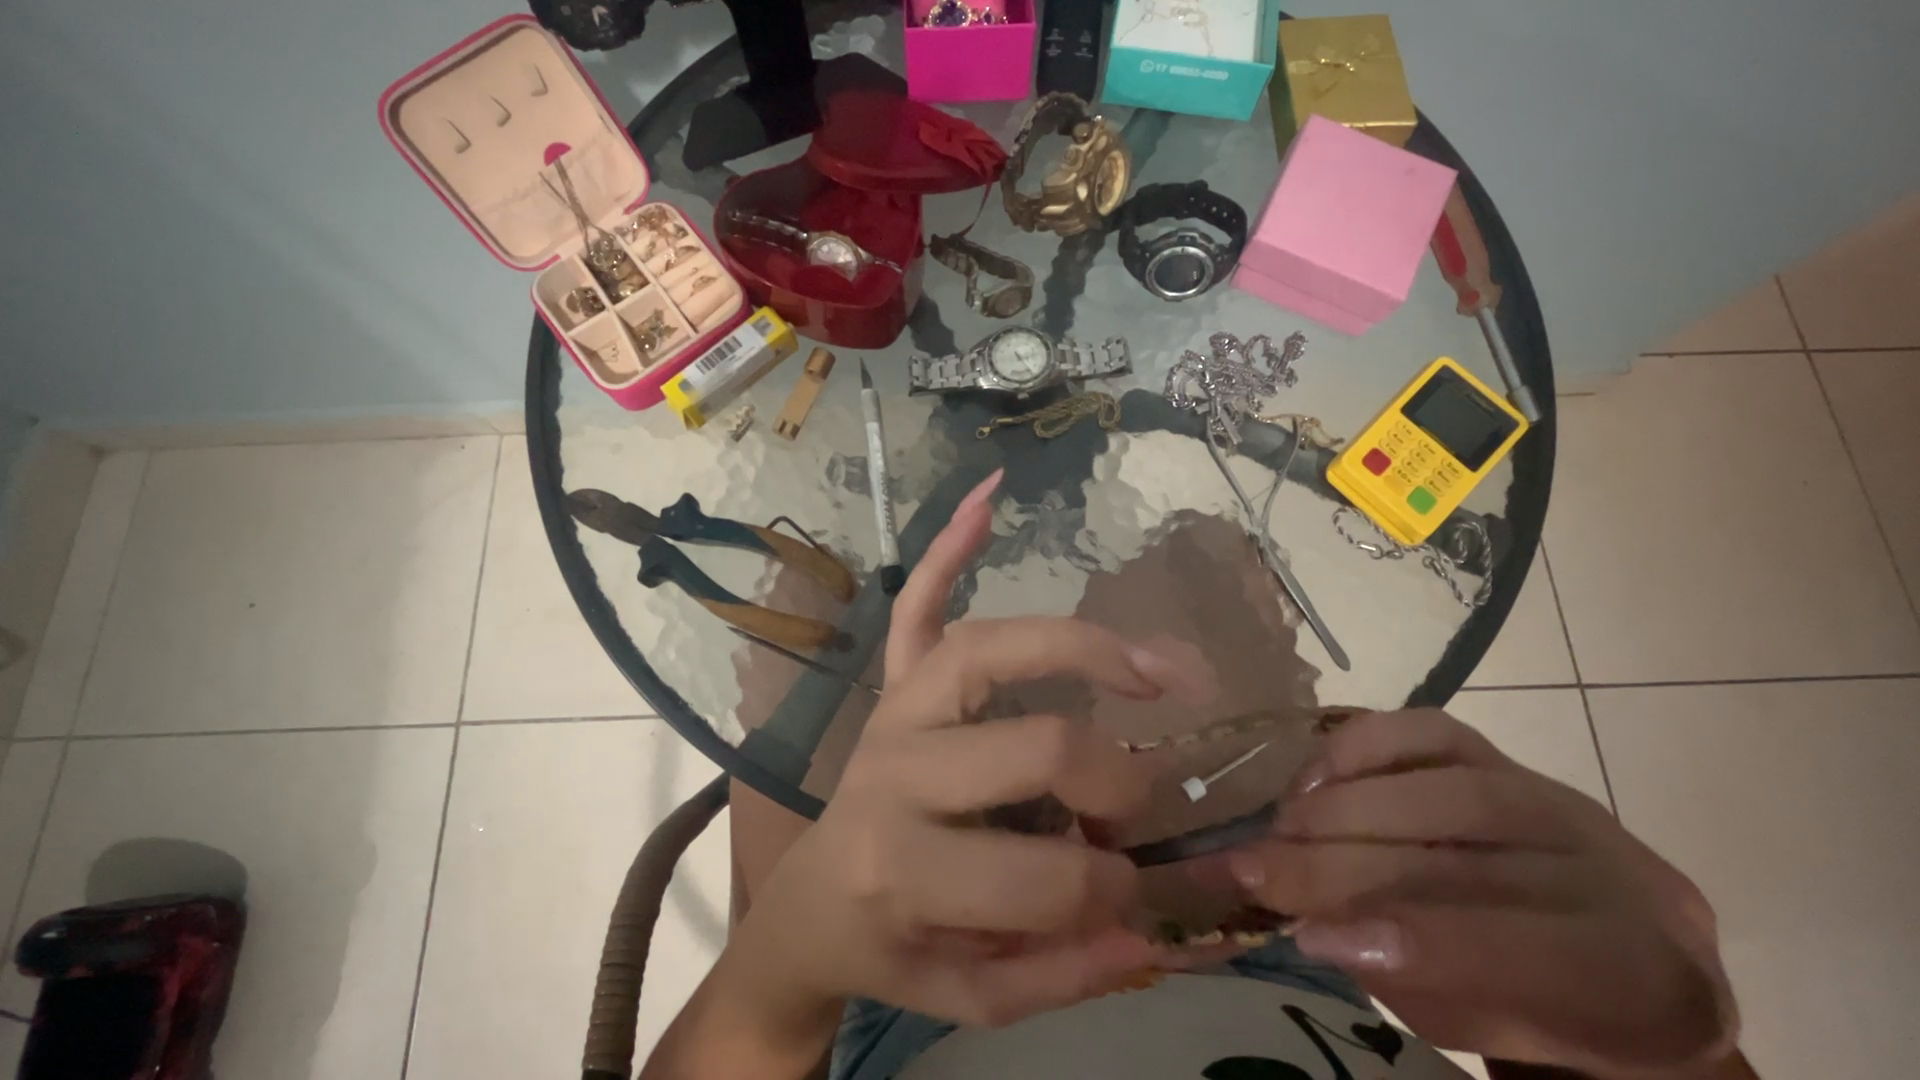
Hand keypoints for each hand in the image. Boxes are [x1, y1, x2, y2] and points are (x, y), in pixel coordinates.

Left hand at [731, 470, 1187, 1027]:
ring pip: (981, 650)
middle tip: (1145, 796)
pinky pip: (911, 610)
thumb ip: (1059, 975)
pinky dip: (945, 551)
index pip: (1043, 871)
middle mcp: (893, 772)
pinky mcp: (889, 691)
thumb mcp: (969, 997)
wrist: (809, 911)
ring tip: (1148, 666)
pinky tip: (986, 499)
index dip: (1109, 885)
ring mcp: (891, 717)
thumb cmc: (889, 951)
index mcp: (904, 866)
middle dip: (1111, 774)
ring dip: (1073, 643)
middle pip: (1030, 743)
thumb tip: (1150, 933)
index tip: (1134, 891)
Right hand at [1223, 709, 1738, 1078]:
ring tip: (1278, 826)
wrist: (1616, 943)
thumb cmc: (1540, 1005)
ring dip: (1346, 805)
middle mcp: (1611, 873)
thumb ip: (1413, 978)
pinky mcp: (1513, 757)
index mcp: (1635, 976)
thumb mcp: (1487, 1023)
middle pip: (1468, 859)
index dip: (1414, 938)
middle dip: (1344, 863)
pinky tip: (1313, 777)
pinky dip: (1365, 746)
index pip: (1529, 950)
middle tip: (1253, 868)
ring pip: (1453, 788)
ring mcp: (1560, 801)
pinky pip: (1437, 732)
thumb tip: (1312, 927)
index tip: (1312, 936)